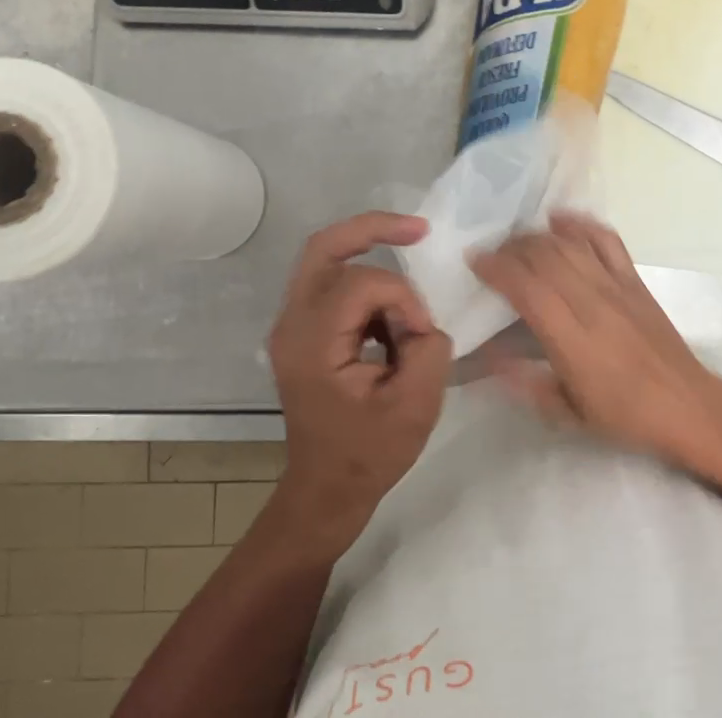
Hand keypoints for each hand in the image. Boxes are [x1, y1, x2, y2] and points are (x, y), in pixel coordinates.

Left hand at [266, 212, 452, 536]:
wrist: (327, 491)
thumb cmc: (369, 455)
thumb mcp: (416, 405)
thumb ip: (429, 348)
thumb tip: (421, 323)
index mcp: (312, 342)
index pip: (361, 283)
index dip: (404, 298)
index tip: (423, 335)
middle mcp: (292, 324)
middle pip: (324, 247)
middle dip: (374, 229)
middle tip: (418, 230)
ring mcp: (291, 328)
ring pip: (326, 262)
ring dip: (372, 267)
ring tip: (409, 301)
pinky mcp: (302, 336)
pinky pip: (332, 289)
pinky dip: (366, 290)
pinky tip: (393, 320)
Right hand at [469, 213, 721, 472]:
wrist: (686, 406)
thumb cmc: (623, 415)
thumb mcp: (566, 412)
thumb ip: (525, 382)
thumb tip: (488, 356)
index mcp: (572, 339)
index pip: (527, 288)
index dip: (496, 268)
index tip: (474, 261)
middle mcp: (593, 304)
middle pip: (545, 257)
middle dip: (511, 248)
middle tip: (490, 253)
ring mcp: (617, 287)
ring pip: (571, 245)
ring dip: (538, 236)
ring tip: (516, 241)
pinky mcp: (635, 281)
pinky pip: (607, 241)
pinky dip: (581, 224)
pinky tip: (560, 220)